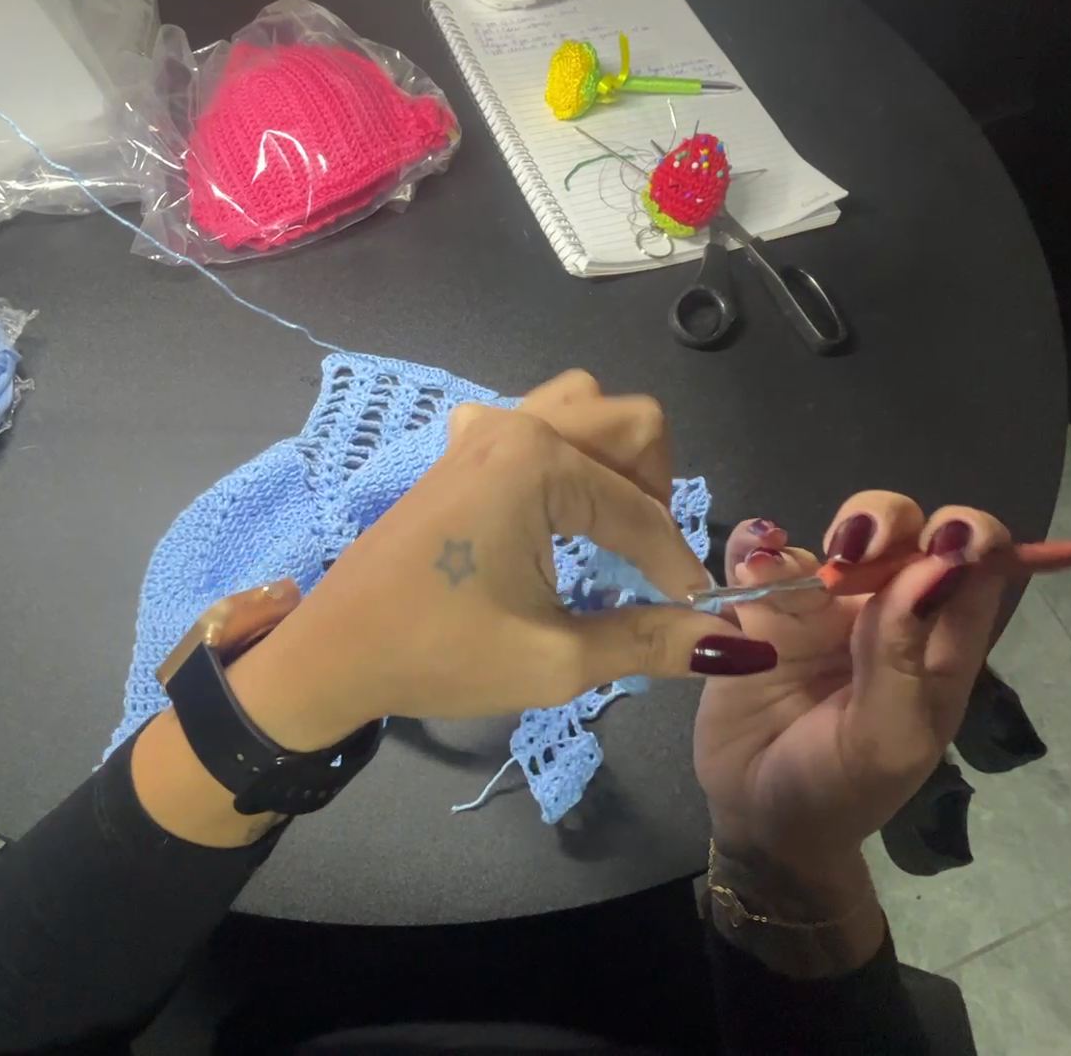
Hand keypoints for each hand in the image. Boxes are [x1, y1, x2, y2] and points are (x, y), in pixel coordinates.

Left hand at [228, 370, 777, 750]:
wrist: (334, 652)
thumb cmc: (437, 655)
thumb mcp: (555, 660)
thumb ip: (650, 641)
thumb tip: (736, 644)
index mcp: (536, 462)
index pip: (639, 510)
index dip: (677, 564)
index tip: (698, 612)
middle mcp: (512, 425)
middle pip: (628, 423)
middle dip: (657, 489)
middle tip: (649, 559)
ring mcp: (479, 430)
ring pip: (583, 410)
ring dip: (615, 461)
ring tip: (610, 526)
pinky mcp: (458, 450)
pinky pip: (535, 423)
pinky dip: (567, 454)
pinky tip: (552, 508)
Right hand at [692, 493, 1010, 875]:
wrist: (757, 815)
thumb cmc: (837, 790)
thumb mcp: (886, 740)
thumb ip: (905, 659)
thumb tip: (934, 567)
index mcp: (934, 646)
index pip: (975, 569)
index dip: (971, 537)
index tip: (946, 541)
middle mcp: (881, 615)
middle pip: (900, 533)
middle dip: (884, 520)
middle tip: (850, 549)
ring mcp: (816, 609)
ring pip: (827, 536)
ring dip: (810, 537)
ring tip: (770, 571)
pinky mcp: (757, 612)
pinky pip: (756, 559)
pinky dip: (751, 545)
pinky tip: (748, 559)